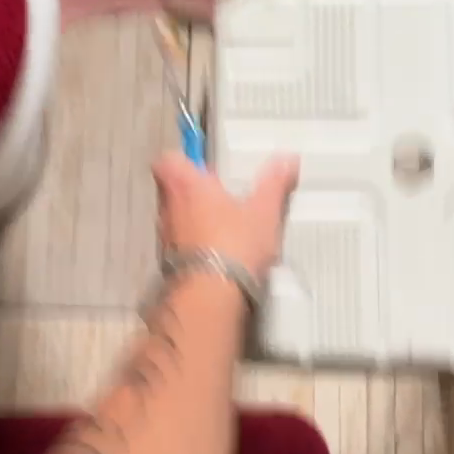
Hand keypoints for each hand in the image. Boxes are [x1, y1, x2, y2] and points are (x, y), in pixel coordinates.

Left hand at [153, 153, 300, 280]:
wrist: (210, 295)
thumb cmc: (234, 243)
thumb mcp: (264, 211)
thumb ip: (274, 183)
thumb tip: (288, 158)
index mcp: (186, 185)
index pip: (166, 161)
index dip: (181, 160)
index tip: (200, 164)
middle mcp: (168, 207)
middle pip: (170, 189)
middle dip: (191, 190)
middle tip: (218, 194)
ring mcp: (165, 237)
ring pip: (173, 217)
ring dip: (191, 218)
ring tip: (221, 226)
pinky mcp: (167, 263)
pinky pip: (178, 245)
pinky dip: (192, 244)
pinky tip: (217, 253)